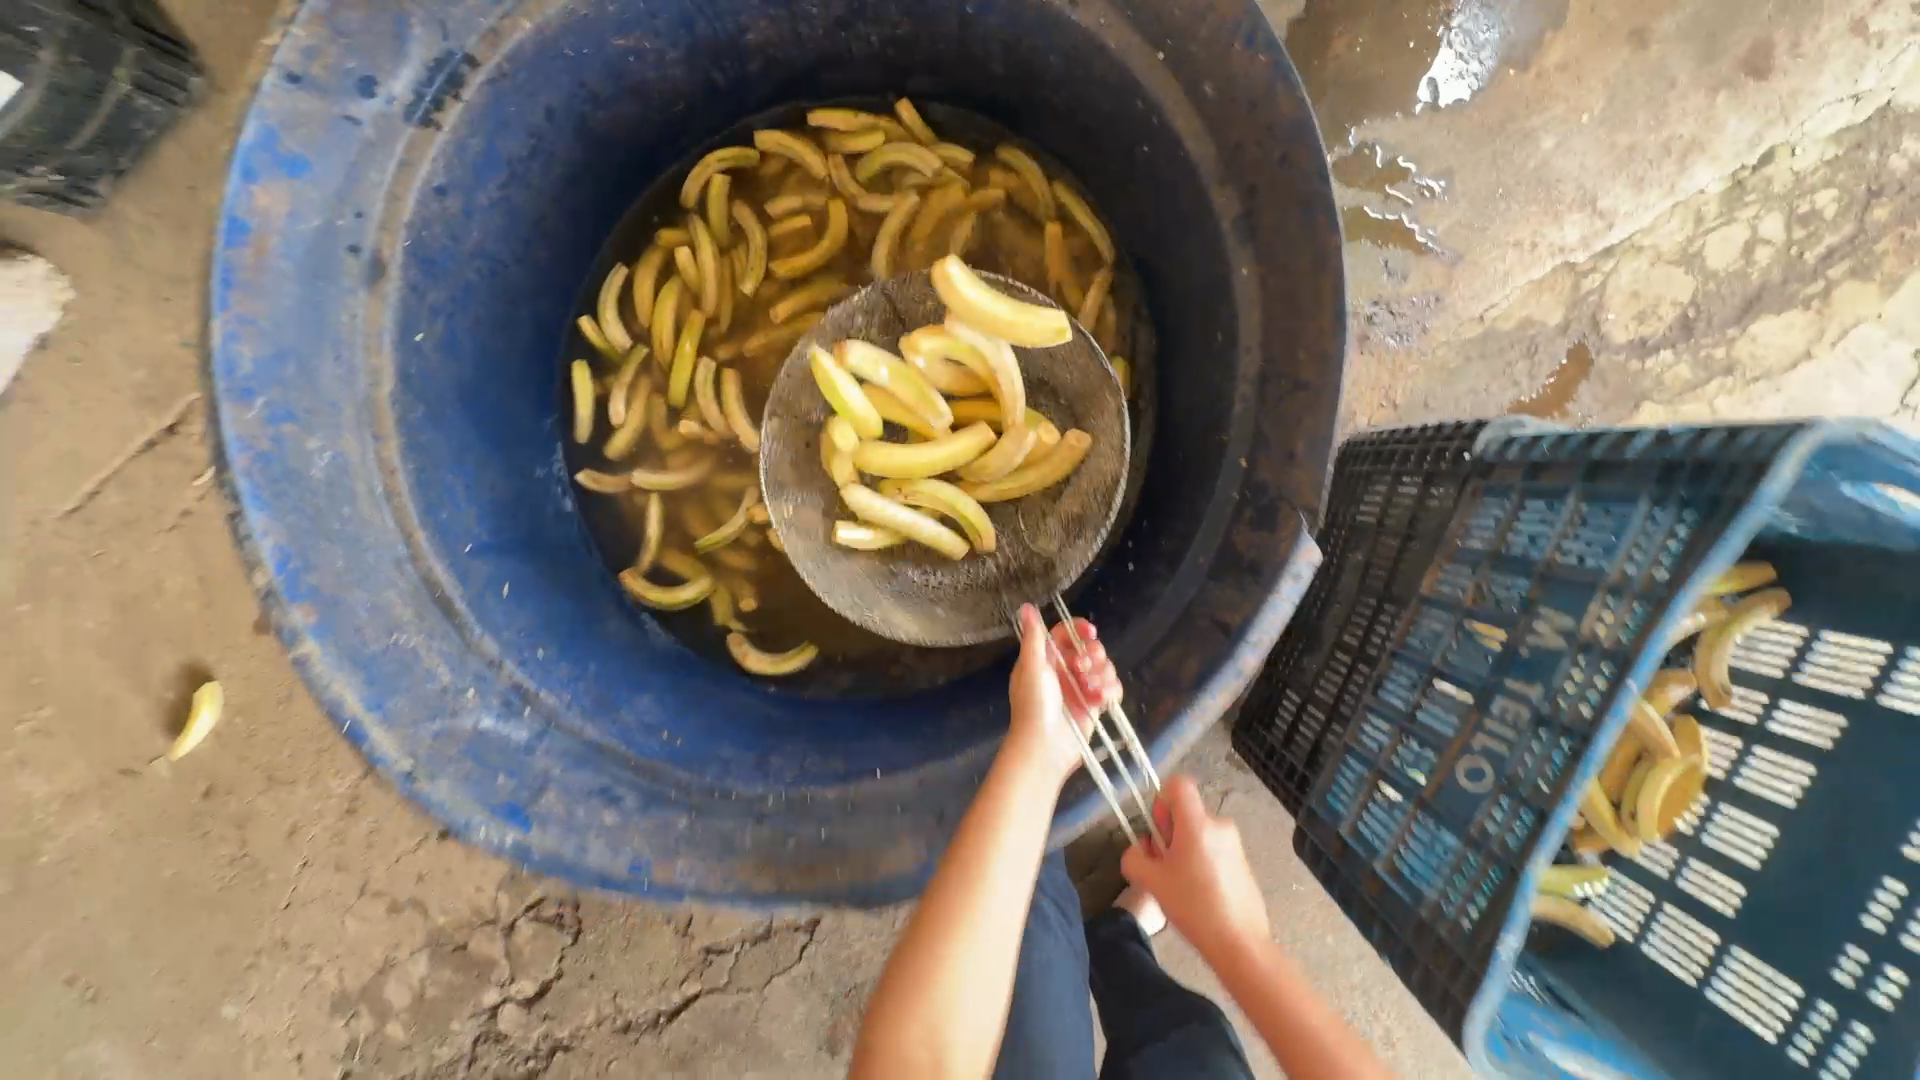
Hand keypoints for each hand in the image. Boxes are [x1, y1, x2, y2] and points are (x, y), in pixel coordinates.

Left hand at [1003, 603, 1120, 785]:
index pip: (1065, 634)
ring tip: (1091, 690)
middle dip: (1093, 655)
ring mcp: (1080, 689)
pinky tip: (1101, 700)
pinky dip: (1110, 692)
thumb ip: (1033, 637)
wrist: (1044, 746)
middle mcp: (1063, 671)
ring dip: (1102, 675)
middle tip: (1084, 668)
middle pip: (1089, 649)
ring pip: (1104, 668)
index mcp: (1045, 658)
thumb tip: (1026, 606)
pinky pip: (1111, 689)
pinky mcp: (1093, 706)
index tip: (1090, 632)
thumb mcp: (1032, 667)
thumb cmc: (1034, 705)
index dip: (1079, 629)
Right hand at [1121, 776, 1269, 959]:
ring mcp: (1235, 844)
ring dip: (1185, 850)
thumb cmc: (1193, 907)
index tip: (1159, 831)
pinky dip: (1202, 862)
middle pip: (1186, 812)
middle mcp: (1220, 825)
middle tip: (1164, 867)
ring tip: (1182, 886)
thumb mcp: (1151, 882)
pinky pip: (1214, 848)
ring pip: (1199, 832)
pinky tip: (1201, 894)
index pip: (1178, 784)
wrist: (1241, 944)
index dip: (1161, 800)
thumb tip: (1141, 851)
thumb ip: (1135, 857)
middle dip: (1169, 833)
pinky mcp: (1243, 863)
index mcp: (1197, 823)